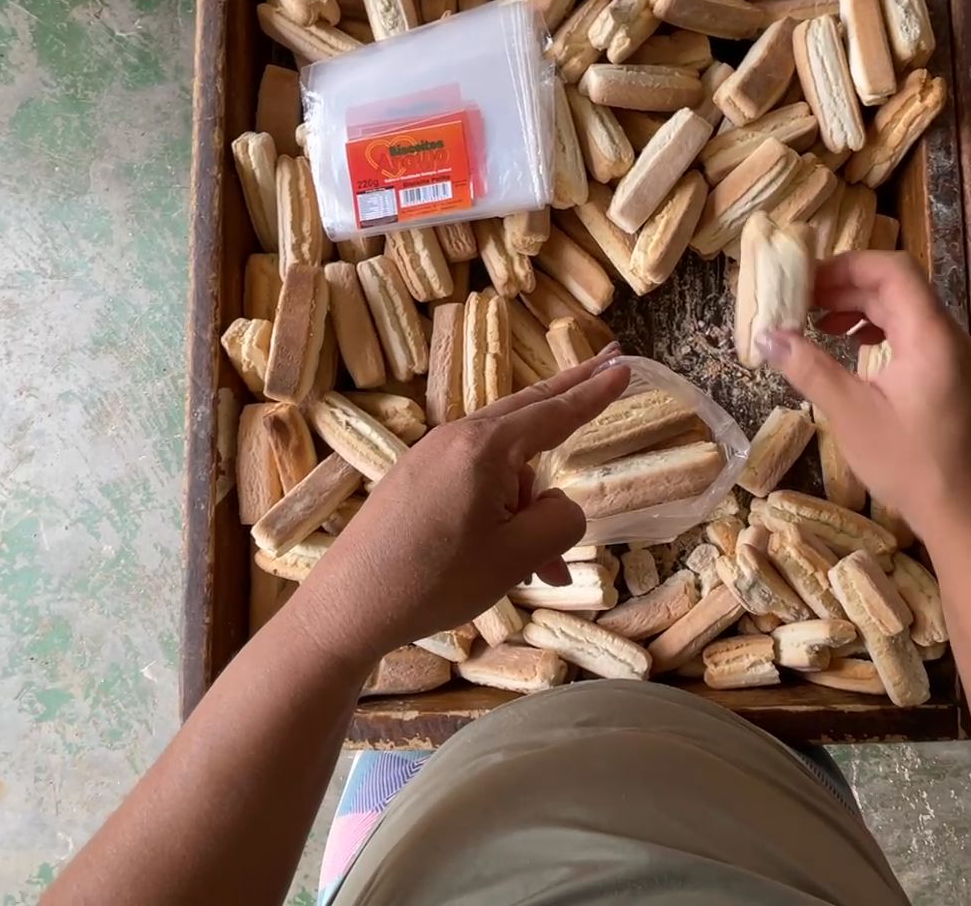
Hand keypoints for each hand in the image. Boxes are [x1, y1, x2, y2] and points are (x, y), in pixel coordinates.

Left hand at [282, 351, 631, 663]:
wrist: (346, 607)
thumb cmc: (436, 580)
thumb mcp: (516, 557)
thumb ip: (560, 520)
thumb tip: (557, 504)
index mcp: (485, 448)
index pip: (555, 413)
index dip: (595, 393)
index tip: (624, 368)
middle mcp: (457, 438)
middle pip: (528, 408)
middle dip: (571, 391)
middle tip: (607, 362)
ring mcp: (431, 456)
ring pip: (503, 465)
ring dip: (530, 505)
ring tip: (542, 569)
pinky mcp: (415, 479)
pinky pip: (475, 480)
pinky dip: (501, 510)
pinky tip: (505, 557)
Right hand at [759, 251, 970, 540]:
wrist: (962, 512)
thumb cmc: (908, 462)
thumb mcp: (850, 413)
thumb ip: (808, 367)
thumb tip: (764, 335)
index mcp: (929, 335)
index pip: (893, 270)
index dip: (847, 265)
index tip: (805, 280)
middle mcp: (946, 335)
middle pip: (896, 287)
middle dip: (845, 286)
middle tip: (799, 300)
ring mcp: (951, 356)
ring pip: (902, 310)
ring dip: (858, 308)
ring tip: (816, 321)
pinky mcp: (947, 375)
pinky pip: (910, 334)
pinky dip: (875, 331)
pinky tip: (848, 348)